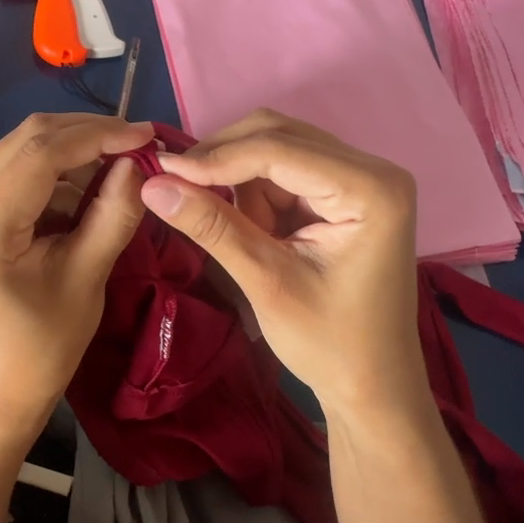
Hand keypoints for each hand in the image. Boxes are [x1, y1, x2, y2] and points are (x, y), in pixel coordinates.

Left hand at [0, 113, 154, 421]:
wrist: (3, 378)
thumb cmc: (46, 342)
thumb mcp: (89, 278)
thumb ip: (113, 213)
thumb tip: (137, 159)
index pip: (39, 156)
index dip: (95, 136)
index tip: (143, 135)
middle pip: (26, 140)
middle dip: (86, 134)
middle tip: (137, 142)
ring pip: (21, 147)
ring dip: (73, 148)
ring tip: (119, 164)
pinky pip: (15, 166)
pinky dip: (56, 167)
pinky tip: (88, 184)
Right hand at [139, 109, 425, 417]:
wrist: (372, 388)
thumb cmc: (330, 344)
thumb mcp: (265, 282)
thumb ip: (212, 226)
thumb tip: (151, 184)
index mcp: (370, 189)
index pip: (279, 150)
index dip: (216, 158)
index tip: (160, 170)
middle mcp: (371, 169)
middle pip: (278, 135)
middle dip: (225, 162)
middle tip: (176, 186)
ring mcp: (359, 178)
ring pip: (274, 149)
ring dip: (241, 183)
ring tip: (243, 238)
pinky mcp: (342, 192)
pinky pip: (282, 171)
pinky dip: (255, 195)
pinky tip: (256, 233)